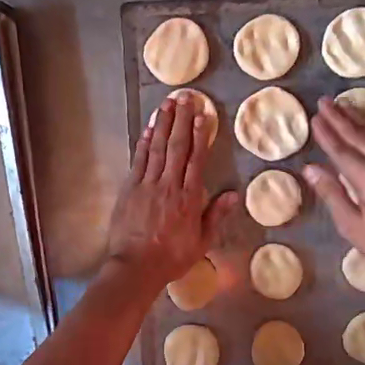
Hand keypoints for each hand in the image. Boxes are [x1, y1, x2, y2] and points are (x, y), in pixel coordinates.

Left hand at [105, 92, 237, 289]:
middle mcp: (168, 185)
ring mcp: (147, 185)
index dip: (200, 135)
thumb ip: (216, 215)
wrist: (135, 267)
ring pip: (156, 148)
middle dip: (182, 120)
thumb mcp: (201, 242)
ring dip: (162, 124)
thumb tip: (234, 194)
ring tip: (168, 104)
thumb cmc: (171, 258)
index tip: (203, 115)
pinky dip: (143, 142)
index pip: (196, 159)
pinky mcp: (130, 189)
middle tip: (186, 97)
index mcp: (189, 197)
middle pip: (176, 146)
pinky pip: (138, 160)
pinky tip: (148, 128)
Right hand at [303, 98, 364, 284]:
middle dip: (341, 119)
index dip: (327, 134)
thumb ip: (332, 194)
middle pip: (361, 137)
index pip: (343, 151)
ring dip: (358, 121)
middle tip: (324, 101)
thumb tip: (310, 169)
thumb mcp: (352, 226)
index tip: (314, 117)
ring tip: (343, 106)